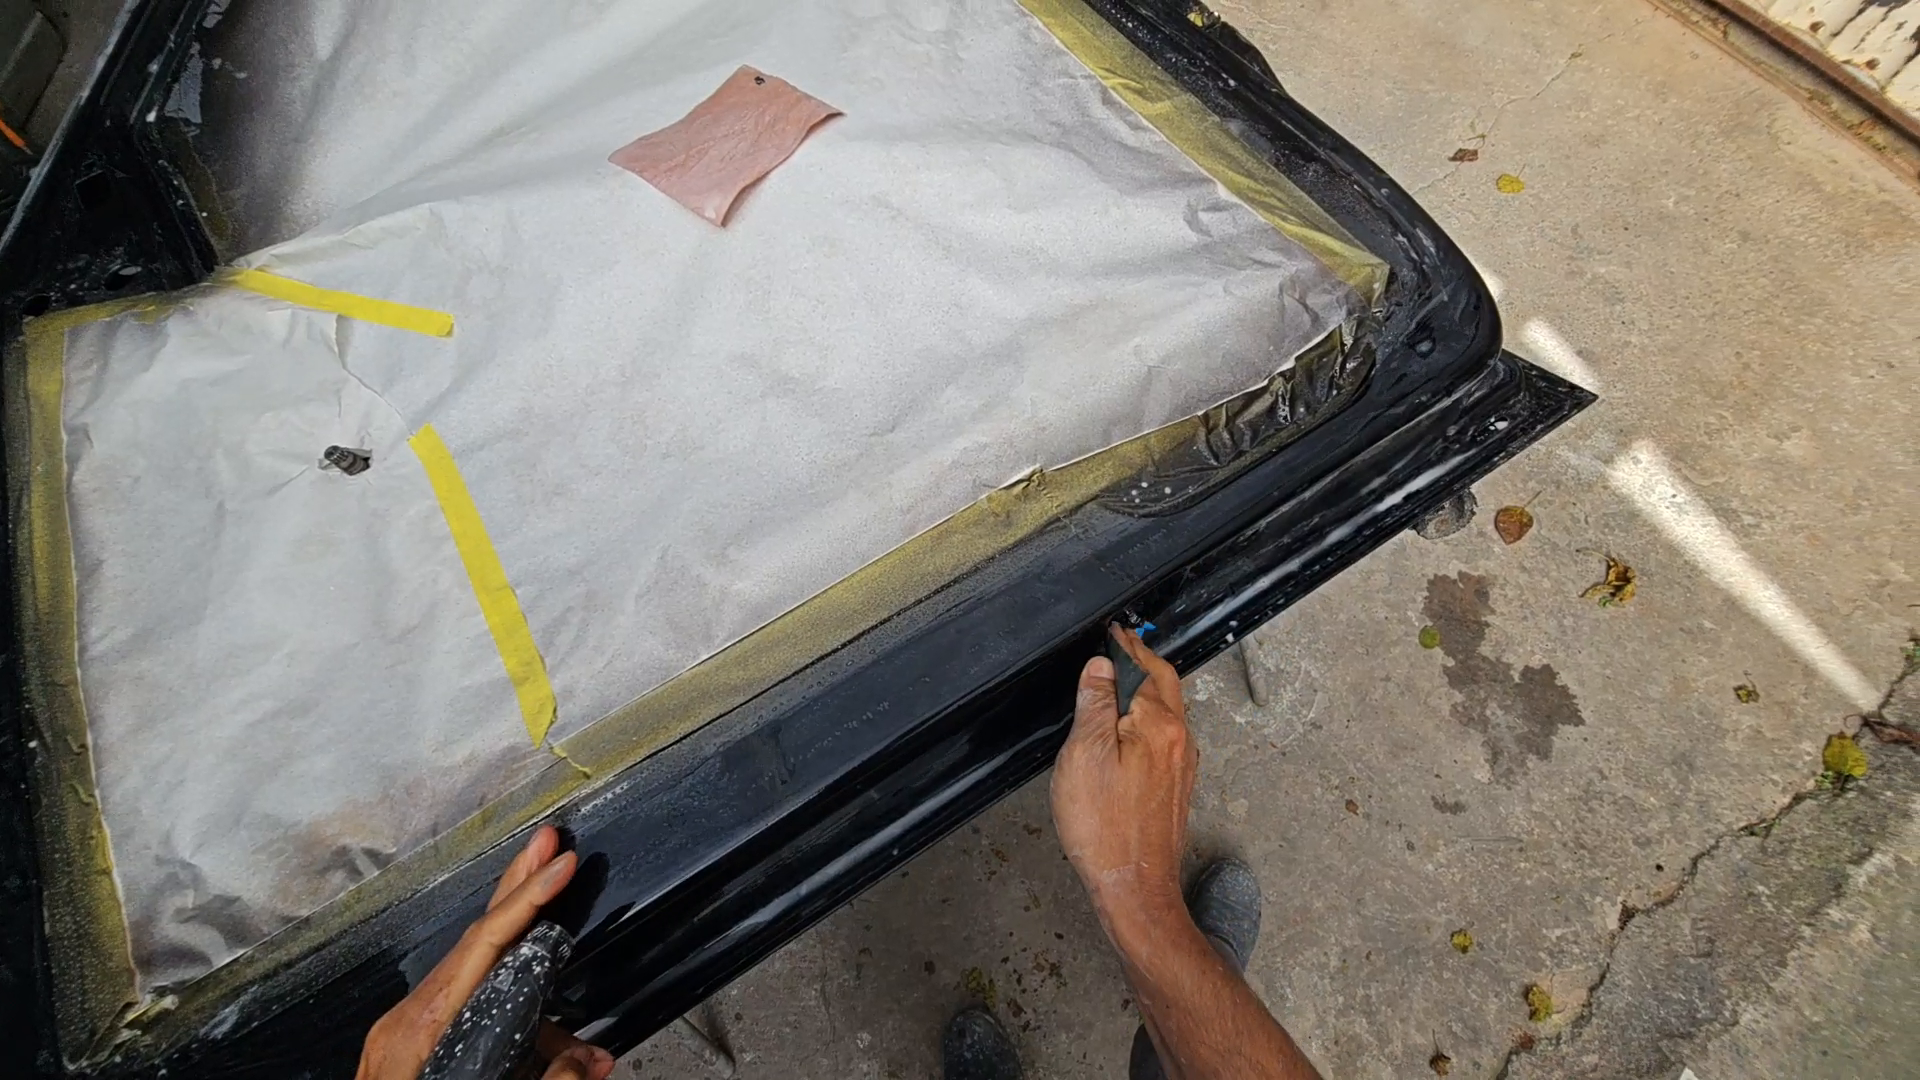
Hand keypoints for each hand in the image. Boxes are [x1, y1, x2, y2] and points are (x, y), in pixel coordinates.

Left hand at [356, 825, 615, 1079]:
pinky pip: (469, 986)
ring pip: (476, 958)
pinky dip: (507, 962)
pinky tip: (534, 962)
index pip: (484, 943)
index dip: (529, 898)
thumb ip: (549, 1078)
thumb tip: (593, 1060)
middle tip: (548, 838)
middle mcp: (409, 1021)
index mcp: (419, 1032)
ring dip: (519, 916)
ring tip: (550, 876)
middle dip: (518, 879)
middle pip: (476, 932)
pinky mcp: (417, 1040)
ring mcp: (409, 1028)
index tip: (562, 865)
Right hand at [1050, 626, 1196, 948]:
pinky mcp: (1176, 784)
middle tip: (1119, 645)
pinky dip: (1150, 712)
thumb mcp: (1084, 755)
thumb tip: (1101, 665)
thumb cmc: (1103, 825)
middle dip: (1143, 660)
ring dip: (1148, 686)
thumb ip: (1095, 704)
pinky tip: (1131, 722)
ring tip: (1122, 676)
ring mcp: (1181, 764)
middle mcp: (1178, 739)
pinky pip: (1166, 732)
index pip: (1145, 668)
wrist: (1135, 888)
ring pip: (1168, 708)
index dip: (1126, 646)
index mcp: (1157, 725)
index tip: (1113, 631)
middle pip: (1165, 684)